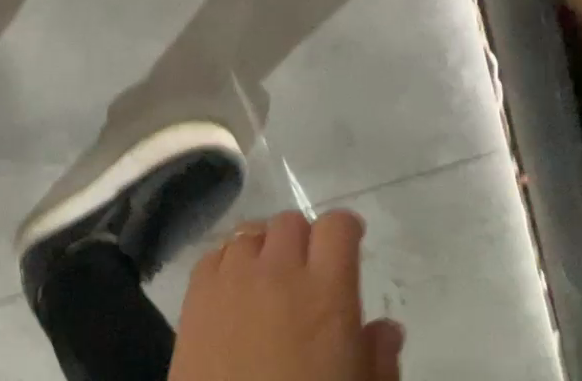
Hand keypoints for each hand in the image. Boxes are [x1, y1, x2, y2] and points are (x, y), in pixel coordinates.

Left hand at [169, 210, 403, 380]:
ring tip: (272, 277)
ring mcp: (230, 275)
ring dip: (266, 247)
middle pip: (290, 223)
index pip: (336, 229)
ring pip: (250, 232)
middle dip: (305, 238)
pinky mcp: (195, 289)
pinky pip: (216, 253)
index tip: (351, 240)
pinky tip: (237, 290)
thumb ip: (379, 359)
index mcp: (326, 294)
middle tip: (311, 268)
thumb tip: (386, 328)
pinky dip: (231, 261)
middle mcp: (276, 271)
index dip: (346, 229)